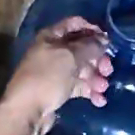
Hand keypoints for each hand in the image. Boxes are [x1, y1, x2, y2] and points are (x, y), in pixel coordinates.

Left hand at [2, 15, 111, 130]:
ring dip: (95, 77)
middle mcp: (53, 51)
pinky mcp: (58, 90)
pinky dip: (89, 91)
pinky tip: (99, 100)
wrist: (26, 110)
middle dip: (97, 58)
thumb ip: (90, 46)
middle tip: (108, 70)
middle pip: (81, 48)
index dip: (93, 29)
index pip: (75, 24)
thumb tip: (104, 39)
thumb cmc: (47, 77)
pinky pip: (78, 86)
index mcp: (52, 36)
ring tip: (102, 88)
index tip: (108, 40)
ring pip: (82, 69)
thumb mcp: (71, 57)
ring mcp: (55, 71)